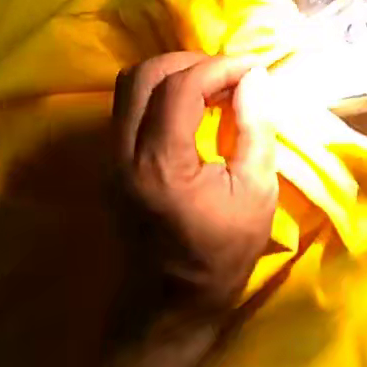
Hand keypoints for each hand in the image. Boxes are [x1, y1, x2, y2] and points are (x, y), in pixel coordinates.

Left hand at [113, 53, 277, 322]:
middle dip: (190, 62)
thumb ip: (255, 129)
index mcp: (162, 164)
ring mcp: (110, 158)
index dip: (220, 67)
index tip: (254, 67)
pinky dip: (159, 92)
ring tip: (210, 85)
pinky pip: (128, 106)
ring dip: (171, 73)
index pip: (181, 87)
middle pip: (143, 75)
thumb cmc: (222, 253)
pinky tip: (190, 105)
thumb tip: (254, 78)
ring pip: (128, 86)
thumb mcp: (257, 193)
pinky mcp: (110, 163)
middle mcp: (124, 153)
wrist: (170, 304)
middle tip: (228, 73)